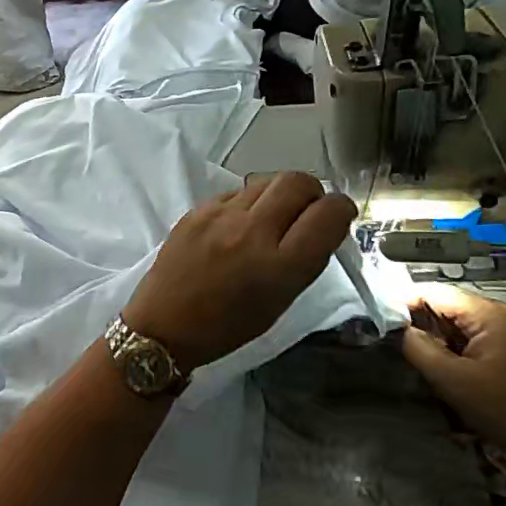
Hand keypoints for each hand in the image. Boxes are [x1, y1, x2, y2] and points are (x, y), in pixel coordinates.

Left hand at [122, 172, 356, 372]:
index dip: (341, 209)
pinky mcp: (198, 209)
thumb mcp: (281, 301)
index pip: (328, 214)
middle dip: (312, 191)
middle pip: (298, 182)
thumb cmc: (228, 326)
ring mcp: (221, 215)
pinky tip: (240, 223)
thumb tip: (322, 224)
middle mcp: (253, 232)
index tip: (338, 216)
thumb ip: (306, 260)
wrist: (163, 326)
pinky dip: (249, 201)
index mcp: (280, 266)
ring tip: (275, 215)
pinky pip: (237, 191)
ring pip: (267, 180)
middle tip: (309, 209)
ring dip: (281, 193)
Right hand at [401, 285, 505, 474]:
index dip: (408, 302)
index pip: (438, 292)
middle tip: (406, 348)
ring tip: (431, 365)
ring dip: (447, 341)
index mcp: (492, 314)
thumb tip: (402, 330)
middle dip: (428, 324)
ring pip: (470, 327)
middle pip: (455, 308)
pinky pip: (487, 342)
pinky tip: (461, 376)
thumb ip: (420, 349)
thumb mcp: (453, 382)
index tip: (385, 321)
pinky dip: (467, 352)